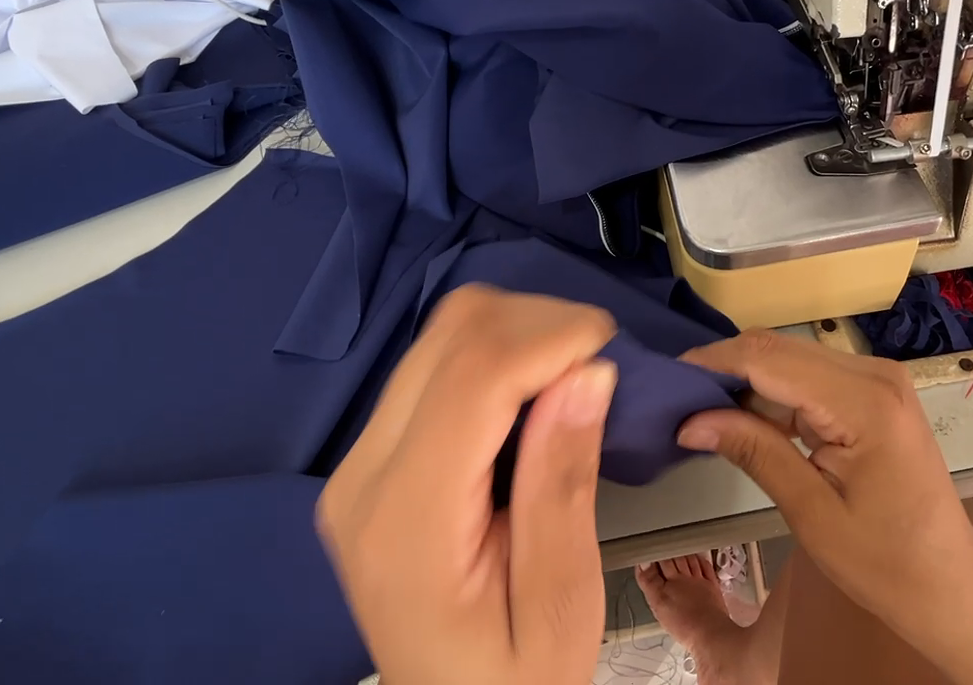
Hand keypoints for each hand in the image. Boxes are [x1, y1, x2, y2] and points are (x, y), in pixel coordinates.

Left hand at [317, 285, 617, 684]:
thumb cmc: (516, 677)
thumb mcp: (560, 603)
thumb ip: (563, 483)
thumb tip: (589, 371)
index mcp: (407, 521)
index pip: (473, 377)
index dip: (550, 337)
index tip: (612, 347)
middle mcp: (364, 474)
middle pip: (452, 336)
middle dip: (539, 323)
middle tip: (598, 366)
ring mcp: (360, 458)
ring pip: (443, 333)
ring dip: (518, 330)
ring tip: (570, 375)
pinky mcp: (374, 451)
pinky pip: (438, 359)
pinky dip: (497, 349)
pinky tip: (533, 388)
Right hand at [677, 333, 972, 684]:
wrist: (951, 589)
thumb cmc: (886, 564)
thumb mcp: (812, 513)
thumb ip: (754, 450)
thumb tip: (691, 418)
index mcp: (864, 401)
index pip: (770, 359)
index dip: (714, 363)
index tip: (667, 381)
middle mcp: (874, 373)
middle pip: (780, 349)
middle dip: (726, 367)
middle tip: (677, 396)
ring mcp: (879, 379)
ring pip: (793, 357)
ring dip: (747, 376)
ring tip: (701, 404)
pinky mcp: (876, 392)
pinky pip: (813, 375)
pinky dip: (774, 389)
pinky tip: (745, 412)